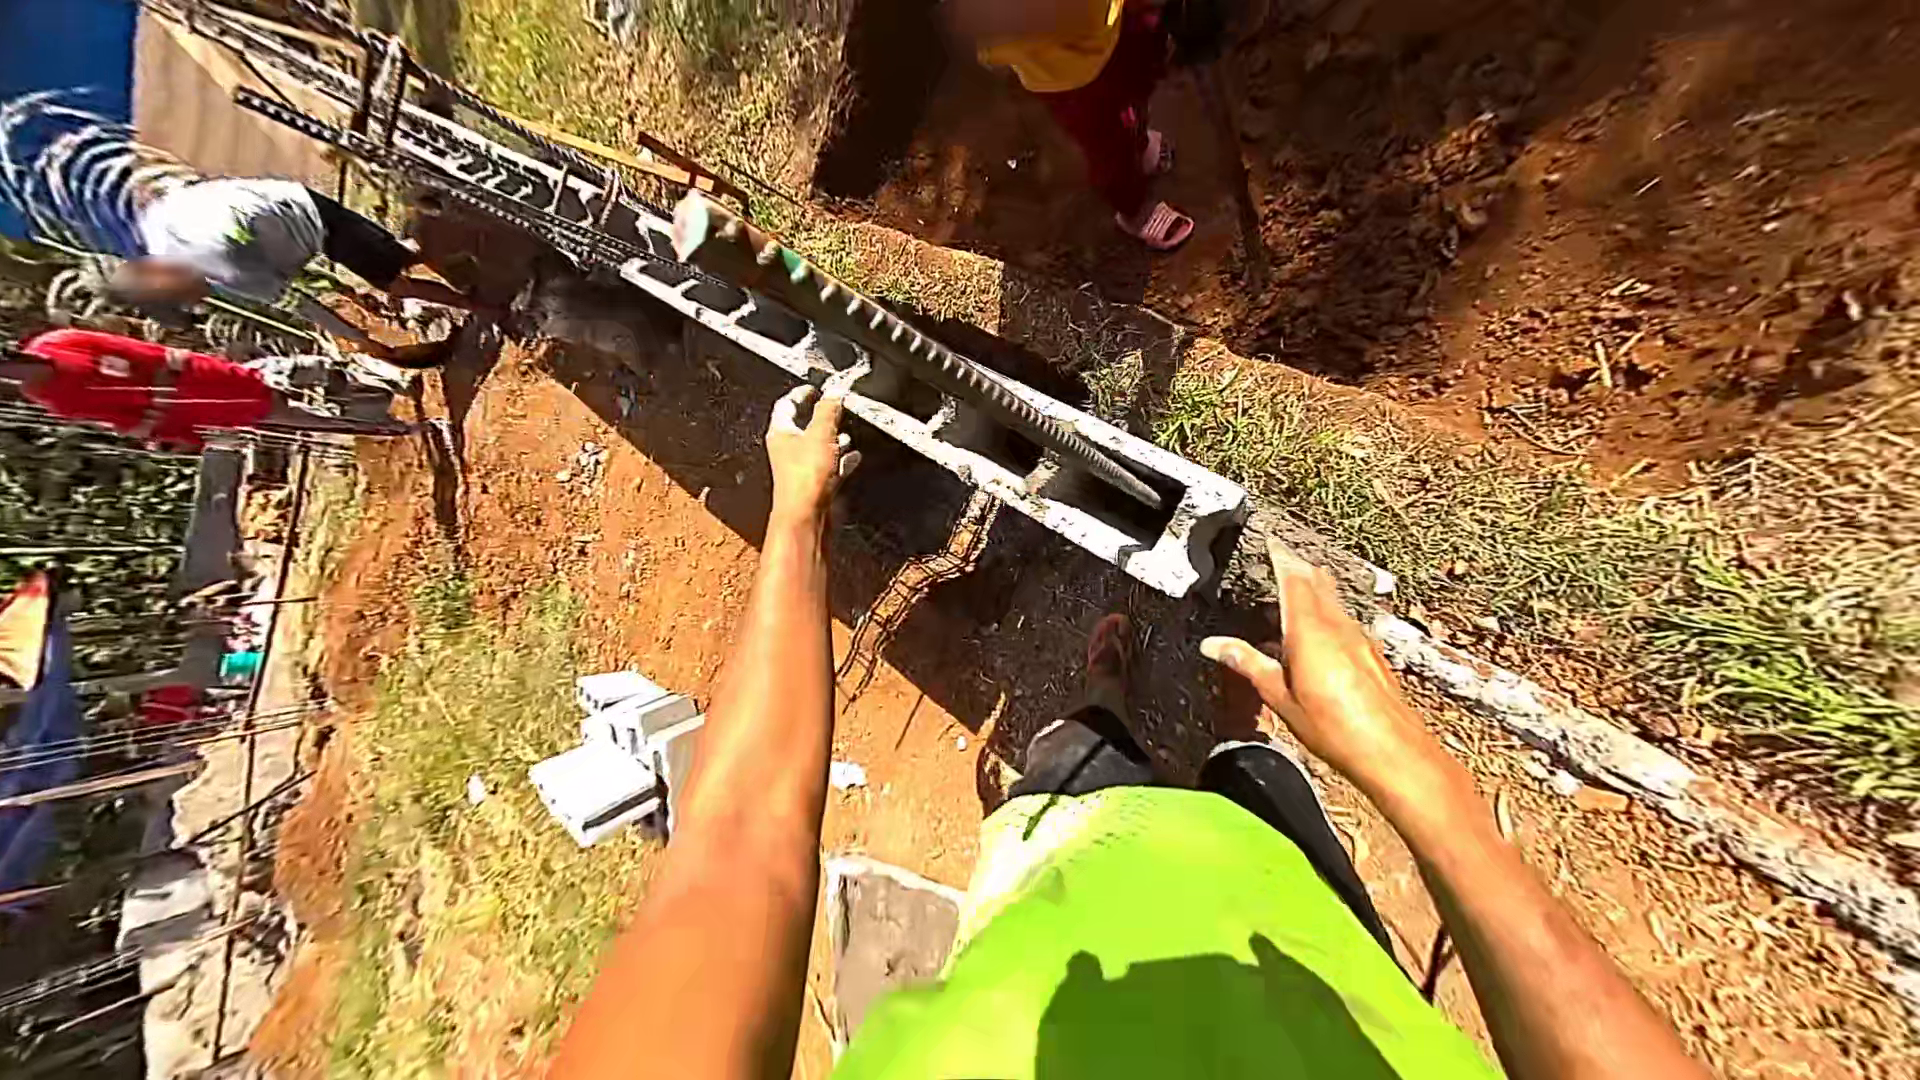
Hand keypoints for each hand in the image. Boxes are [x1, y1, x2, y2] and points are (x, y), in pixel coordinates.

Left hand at [765, 380, 859, 524]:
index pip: (787, 404)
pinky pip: (831, 467)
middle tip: (837, 408)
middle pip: (804, 426)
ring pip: (819, 447)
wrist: (806, 515)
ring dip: (834, 439)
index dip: (802, 394)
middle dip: (822, 417)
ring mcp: (802, 469)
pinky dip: (843, 461)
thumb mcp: (820, 434)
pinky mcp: (816, 484)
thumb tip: (834, 392)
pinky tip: (854, 458)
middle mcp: (788, 450)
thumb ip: (828, 411)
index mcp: (781, 433)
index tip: (815, 388)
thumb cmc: (804, 477)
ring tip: (849, 432)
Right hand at [1200, 540, 1449, 804]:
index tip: (1270, 541)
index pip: (1293, 579)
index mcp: (1309, 630)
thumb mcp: (1278, 695)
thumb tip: (1213, 645)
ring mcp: (1358, 640)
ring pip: (1333, 600)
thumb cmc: (1334, 727)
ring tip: (1296, 584)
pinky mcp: (1371, 656)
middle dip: (1298, 566)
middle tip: (1281, 556)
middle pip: (1317, 583)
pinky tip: (1317, 630)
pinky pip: (1343, 620)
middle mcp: (1338, 627)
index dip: (1281, 557)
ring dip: (1314, 586)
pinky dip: (1326, 611)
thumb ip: (1247, 662)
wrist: (1395, 755)